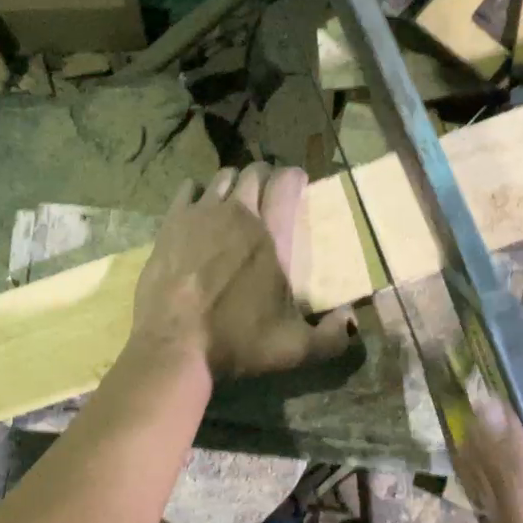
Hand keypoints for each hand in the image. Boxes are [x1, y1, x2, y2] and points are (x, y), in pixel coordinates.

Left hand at [130, 164, 356, 379]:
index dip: (295, 176)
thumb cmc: (236, 342)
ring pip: (221, 178)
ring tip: (234, 198)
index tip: (298, 182)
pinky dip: (198, 192)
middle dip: (264, 176)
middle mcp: (238, 213)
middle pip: (254, 173)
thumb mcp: (295, 350)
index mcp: (273, 235)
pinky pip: (188, 189)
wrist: (174, 346)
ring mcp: (201, 214)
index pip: (287, 182)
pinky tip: (199, 207)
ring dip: (232, 183)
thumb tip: (351, 318)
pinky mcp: (171, 223)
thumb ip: (332, 336)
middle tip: (267, 191)